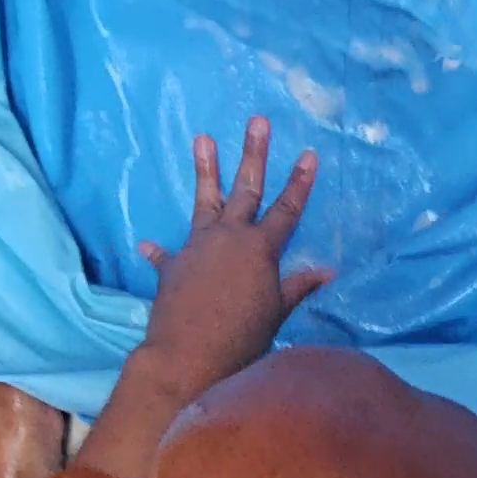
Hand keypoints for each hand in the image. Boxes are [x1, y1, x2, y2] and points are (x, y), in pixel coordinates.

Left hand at [131, 116, 332, 403]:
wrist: (189, 356)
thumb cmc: (243, 336)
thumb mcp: (277, 311)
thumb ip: (298, 286)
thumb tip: (328, 271)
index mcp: (259, 248)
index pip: (287, 209)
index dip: (300, 182)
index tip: (309, 154)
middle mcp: (228, 238)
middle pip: (246, 189)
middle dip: (254, 154)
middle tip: (257, 121)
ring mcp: (197, 247)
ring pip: (205, 203)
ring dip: (205, 170)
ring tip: (202, 138)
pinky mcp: (173, 266)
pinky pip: (167, 254)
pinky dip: (162, 251)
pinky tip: (149, 244)